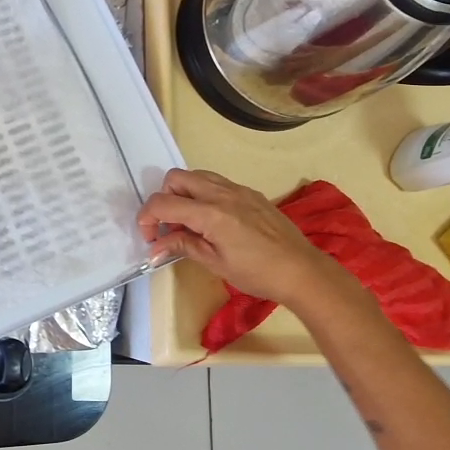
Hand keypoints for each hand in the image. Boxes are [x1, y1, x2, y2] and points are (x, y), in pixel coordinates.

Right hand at [136, 169, 357, 308]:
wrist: (302, 271)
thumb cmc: (258, 273)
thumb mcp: (215, 263)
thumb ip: (183, 246)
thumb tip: (155, 247)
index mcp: (210, 213)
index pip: (163, 203)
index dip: (146, 218)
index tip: (149, 237)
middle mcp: (221, 193)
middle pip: (175, 178)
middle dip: (164, 199)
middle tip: (169, 228)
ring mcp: (238, 189)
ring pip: (196, 176)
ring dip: (183, 194)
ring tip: (189, 223)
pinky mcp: (250, 193)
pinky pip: (217, 183)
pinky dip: (203, 195)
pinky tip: (213, 221)